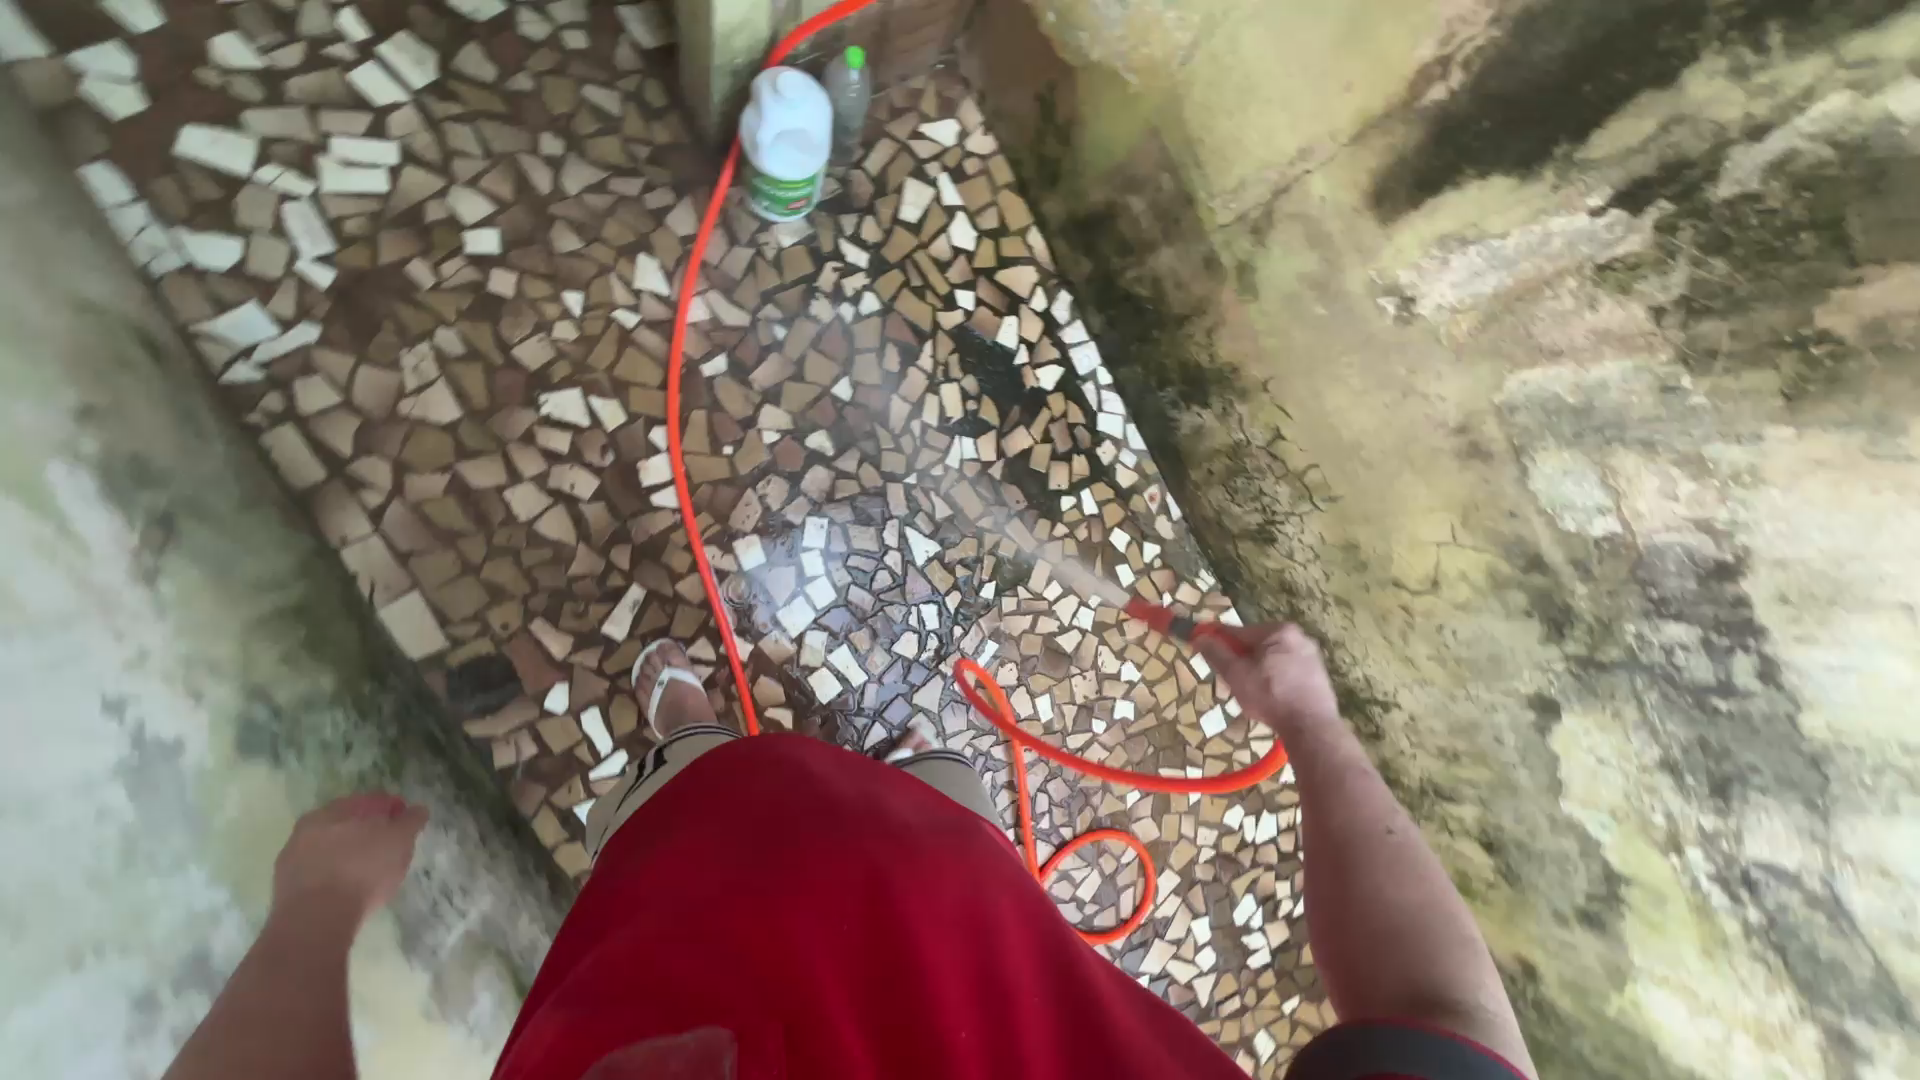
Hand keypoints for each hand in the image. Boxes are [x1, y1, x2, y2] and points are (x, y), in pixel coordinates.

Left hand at [272, 794, 428, 926]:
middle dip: (369, 830)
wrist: (315, 920)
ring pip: (331, 846)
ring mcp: (292, 856)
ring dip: (349, 852)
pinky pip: (318, 869)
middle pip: (348, 822)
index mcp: (337, 809)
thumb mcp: (401, 841)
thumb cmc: (364, 871)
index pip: (373, 800)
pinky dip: (334, 872)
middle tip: (389, 846)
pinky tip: (348, 886)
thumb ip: (411, 821)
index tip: (407, 825)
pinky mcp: (285, 885)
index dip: (395, 809)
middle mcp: (310, 826)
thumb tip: (417, 810)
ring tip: (369, 869)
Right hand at [1196, 623, 1339, 733]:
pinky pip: (1287, 670)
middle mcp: (1298, 636)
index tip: (1204, 649)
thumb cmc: (1270, 696)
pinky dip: (1275, 679)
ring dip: (1257, 671)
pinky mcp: (1318, 674)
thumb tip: (1199, 636)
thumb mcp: (1235, 674)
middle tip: (1231, 681)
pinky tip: (1271, 697)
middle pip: (1256, 645)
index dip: (1218, 641)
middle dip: (1240, 660)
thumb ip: (1215, 653)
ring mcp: (1311, 655)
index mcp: (1277, 630)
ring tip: (1251, 693)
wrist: (1311, 727)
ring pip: (1271, 659)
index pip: (1238, 631)